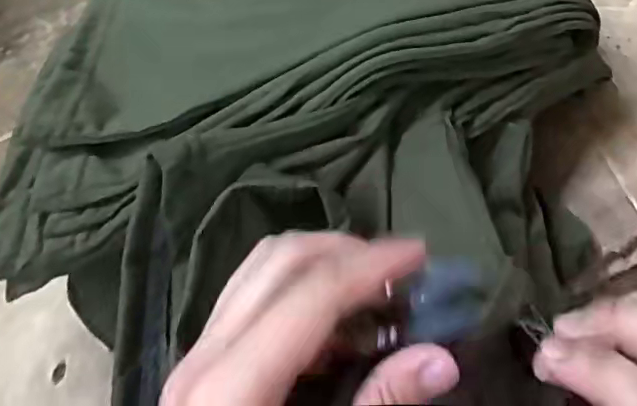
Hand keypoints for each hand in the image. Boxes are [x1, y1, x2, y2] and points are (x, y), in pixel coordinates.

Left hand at [161, 232, 461, 405]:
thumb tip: (440, 359)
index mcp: (230, 385)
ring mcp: (196, 354)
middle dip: (346, 251)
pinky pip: (251, 293)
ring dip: (321, 262)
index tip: (420, 253)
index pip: (312, 292)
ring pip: (263, 266)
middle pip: (283, 260)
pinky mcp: (200, 363)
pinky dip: (297, 287)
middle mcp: (205, 354)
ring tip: (371, 285)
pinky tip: (332, 320)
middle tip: (399, 268)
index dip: (371, 266)